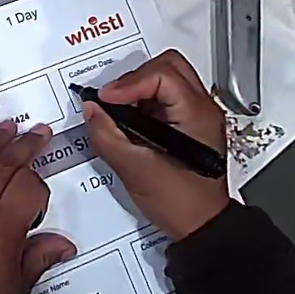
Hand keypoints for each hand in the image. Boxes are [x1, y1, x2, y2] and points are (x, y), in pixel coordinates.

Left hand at [0, 120, 75, 293]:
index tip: (41, 191)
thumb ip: (38, 257)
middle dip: (24, 146)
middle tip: (37, 132)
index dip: (39, 184)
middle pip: (2, 166)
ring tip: (5, 127)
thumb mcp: (17, 290)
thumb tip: (64, 243)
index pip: (27, 186)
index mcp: (1, 230)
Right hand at [83, 50, 229, 239]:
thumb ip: (108, 136)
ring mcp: (196, 115)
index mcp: (197, 115)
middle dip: (134, 77)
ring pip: (166, 77)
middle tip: (112, 97)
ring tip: (118, 108)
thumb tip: (92, 110)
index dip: (128, 83)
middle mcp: (202, 109)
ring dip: (138, 87)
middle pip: (168, 65)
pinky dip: (142, 100)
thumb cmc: (183, 204)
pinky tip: (128, 120)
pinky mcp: (186, 124)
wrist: (202, 229)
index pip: (161, 75)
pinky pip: (163, 96)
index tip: (106, 100)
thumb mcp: (136, 171)